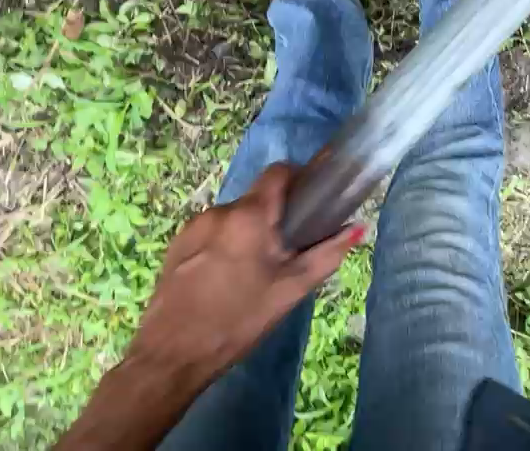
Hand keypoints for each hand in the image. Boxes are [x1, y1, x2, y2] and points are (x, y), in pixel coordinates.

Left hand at [128, 164, 362, 389]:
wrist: (170, 358)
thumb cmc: (239, 320)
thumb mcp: (291, 289)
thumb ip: (328, 253)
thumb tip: (359, 228)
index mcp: (250, 214)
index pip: (279, 171)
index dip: (298, 177)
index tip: (311, 200)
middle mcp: (220, 211)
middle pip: (257, 199)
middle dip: (274, 217)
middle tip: (285, 251)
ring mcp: (193, 228)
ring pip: (234, 218)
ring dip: (248, 233)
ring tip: (253, 271)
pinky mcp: (174, 248)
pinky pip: (211, 233)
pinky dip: (224, 245)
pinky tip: (224, 280)